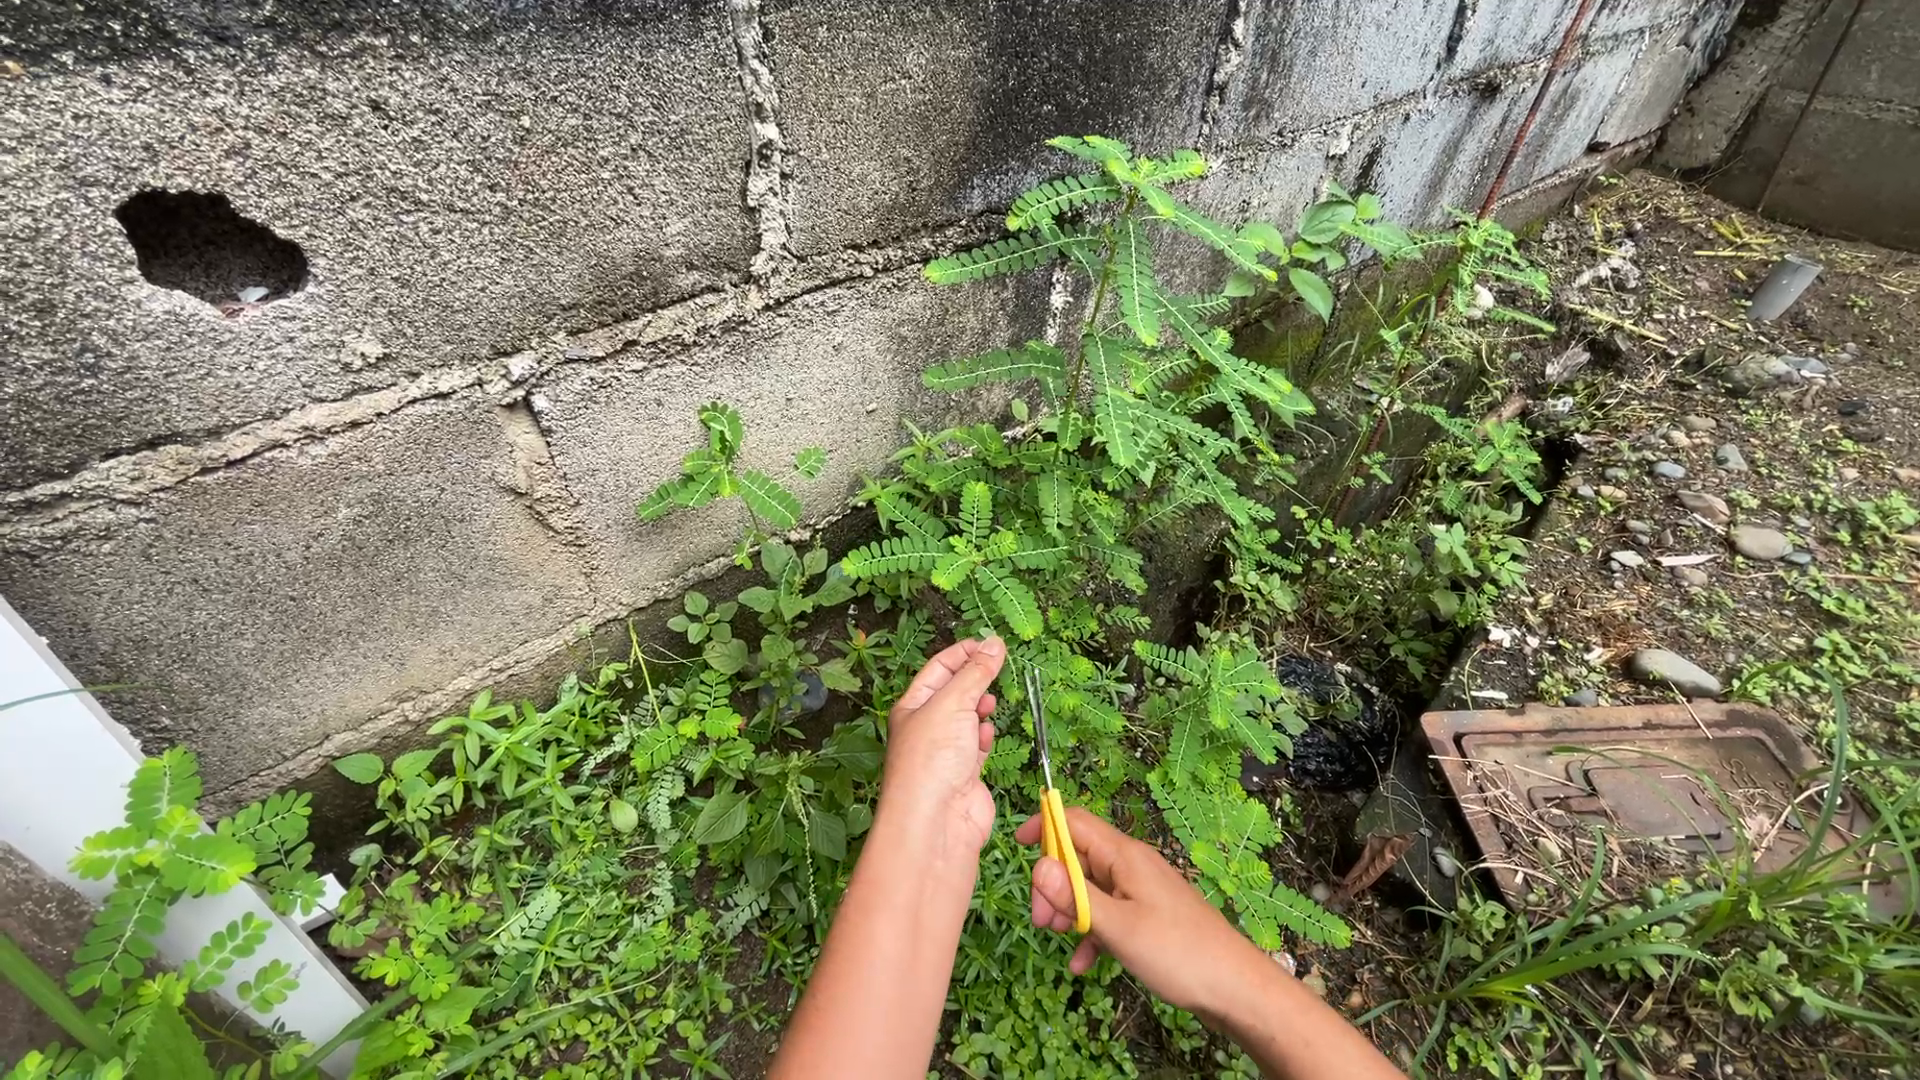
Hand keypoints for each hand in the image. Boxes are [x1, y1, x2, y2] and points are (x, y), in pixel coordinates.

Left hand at [879, 637, 1004, 858]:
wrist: (937, 821)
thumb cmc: (932, 759)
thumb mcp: (954, 702)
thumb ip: (976, 672)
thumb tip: (994, 643)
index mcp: (912, 706)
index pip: (938, 668)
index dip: (962, 653)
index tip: (989, 642)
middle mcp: (926, 727)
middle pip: (953, 692)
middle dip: (974, 679)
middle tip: (997, 668)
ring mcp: (945, 752)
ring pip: (966, 719)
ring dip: (980, 708)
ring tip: (990, 702)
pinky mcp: (964, 774)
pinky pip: (976, 746)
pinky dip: (984, 737)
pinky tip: (987, 733)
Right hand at [1016, 806, 1279, 1023]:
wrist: (1236, 989)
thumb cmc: (1179, 953)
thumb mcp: (1118, 927)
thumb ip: (1075, 897)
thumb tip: (1037, 866)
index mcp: (1124, 855)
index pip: (1074, 820)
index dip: (1043, 825)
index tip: (1017, 846)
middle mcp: (1131, 863)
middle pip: (1078, 855)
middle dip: (1052, 882)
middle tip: (1040, 919)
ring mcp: (1141, 888)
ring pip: (1091, 885)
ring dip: (1069, 908)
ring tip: (1056, 938)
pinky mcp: (1148, 913)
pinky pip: (1109, 910)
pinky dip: (1091, 930)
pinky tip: (1084, 962)